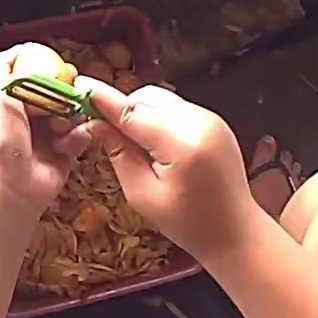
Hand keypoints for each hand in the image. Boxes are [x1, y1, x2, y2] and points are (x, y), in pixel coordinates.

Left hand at [0, 44, 91, 215]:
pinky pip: (82, 133)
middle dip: (63, 89)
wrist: (6, 188)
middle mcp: (24, 113)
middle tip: (63, 94)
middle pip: (55, 87)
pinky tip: (65, 142)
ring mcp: (45, 133)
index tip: (54, 66)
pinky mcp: (64, 151)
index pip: (29, 70)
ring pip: (72, 108)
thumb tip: (23, 48)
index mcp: (3, 97)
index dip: (43, 66)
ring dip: (69, 114)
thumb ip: (3, 63)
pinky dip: (78, 135)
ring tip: (58, 126)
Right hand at [74, 81, 263, 261]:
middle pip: (147, 97)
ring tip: (133, 143)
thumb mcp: (143, 195)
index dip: (104, 98)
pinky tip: (154, 143)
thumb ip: (119, 154)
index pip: (133, 111)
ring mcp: (210, 118)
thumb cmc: (188, 224)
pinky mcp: (214, 120)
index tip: (81, 85)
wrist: (237, 232)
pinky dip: (158, 116)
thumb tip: (96, 124)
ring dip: (140, 111)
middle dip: (123, 108)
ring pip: (160, 98)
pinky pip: (175, 107)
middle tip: (105, 130)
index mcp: (182, 143)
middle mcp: (199, 121)